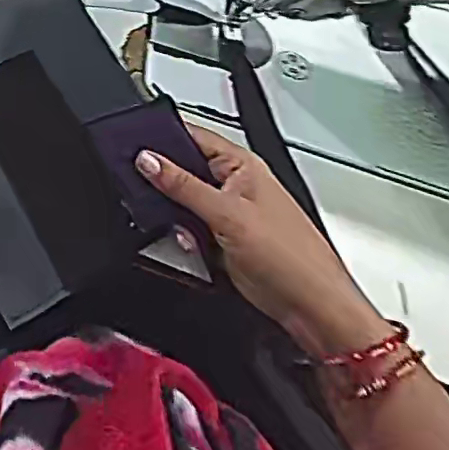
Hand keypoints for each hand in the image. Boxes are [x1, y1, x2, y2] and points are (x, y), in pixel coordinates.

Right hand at [135, 121, 391, 355]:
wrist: (315, 314)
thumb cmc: (295, 261)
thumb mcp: (227, 215)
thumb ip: (181, 185)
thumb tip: (147, 159)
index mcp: (241, 165)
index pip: (190, 135)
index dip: (160, 137)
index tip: (132, 146)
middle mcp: (234, 184)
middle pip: (180, 169)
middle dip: (164, 184)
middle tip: (152, 194)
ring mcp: (227, 211)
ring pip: (180, 200)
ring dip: (173, 215)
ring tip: (182, 230)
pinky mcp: (221, 237)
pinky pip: (186, 226)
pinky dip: (181, 235)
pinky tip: (189, 245)